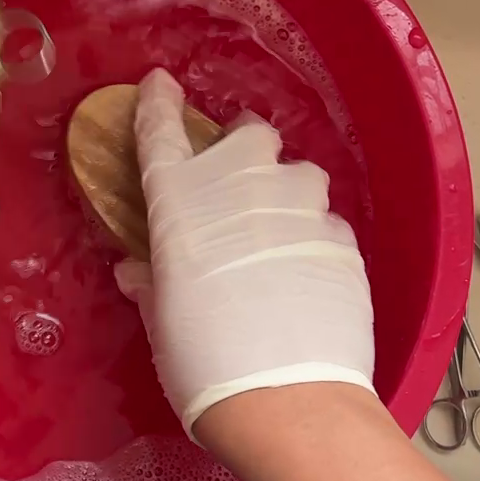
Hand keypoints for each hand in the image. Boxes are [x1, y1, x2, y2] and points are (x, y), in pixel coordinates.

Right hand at [113, 68, 374, 435]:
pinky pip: (323, 221)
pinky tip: (305, 272)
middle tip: (236, 181)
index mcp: (179, 202)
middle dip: (243, 146)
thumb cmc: (197, 354)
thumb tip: (137, 270)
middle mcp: (239, 188)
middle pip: (250, 134)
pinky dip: (310, 234)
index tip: (161, 81)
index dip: (158, 103)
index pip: (160, 134)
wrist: (285, 399)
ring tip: (277, 233)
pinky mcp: (342, 239)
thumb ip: (150, 281)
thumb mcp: (159, 317)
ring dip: (284, 193)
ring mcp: (298, 209)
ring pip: (298, 175)